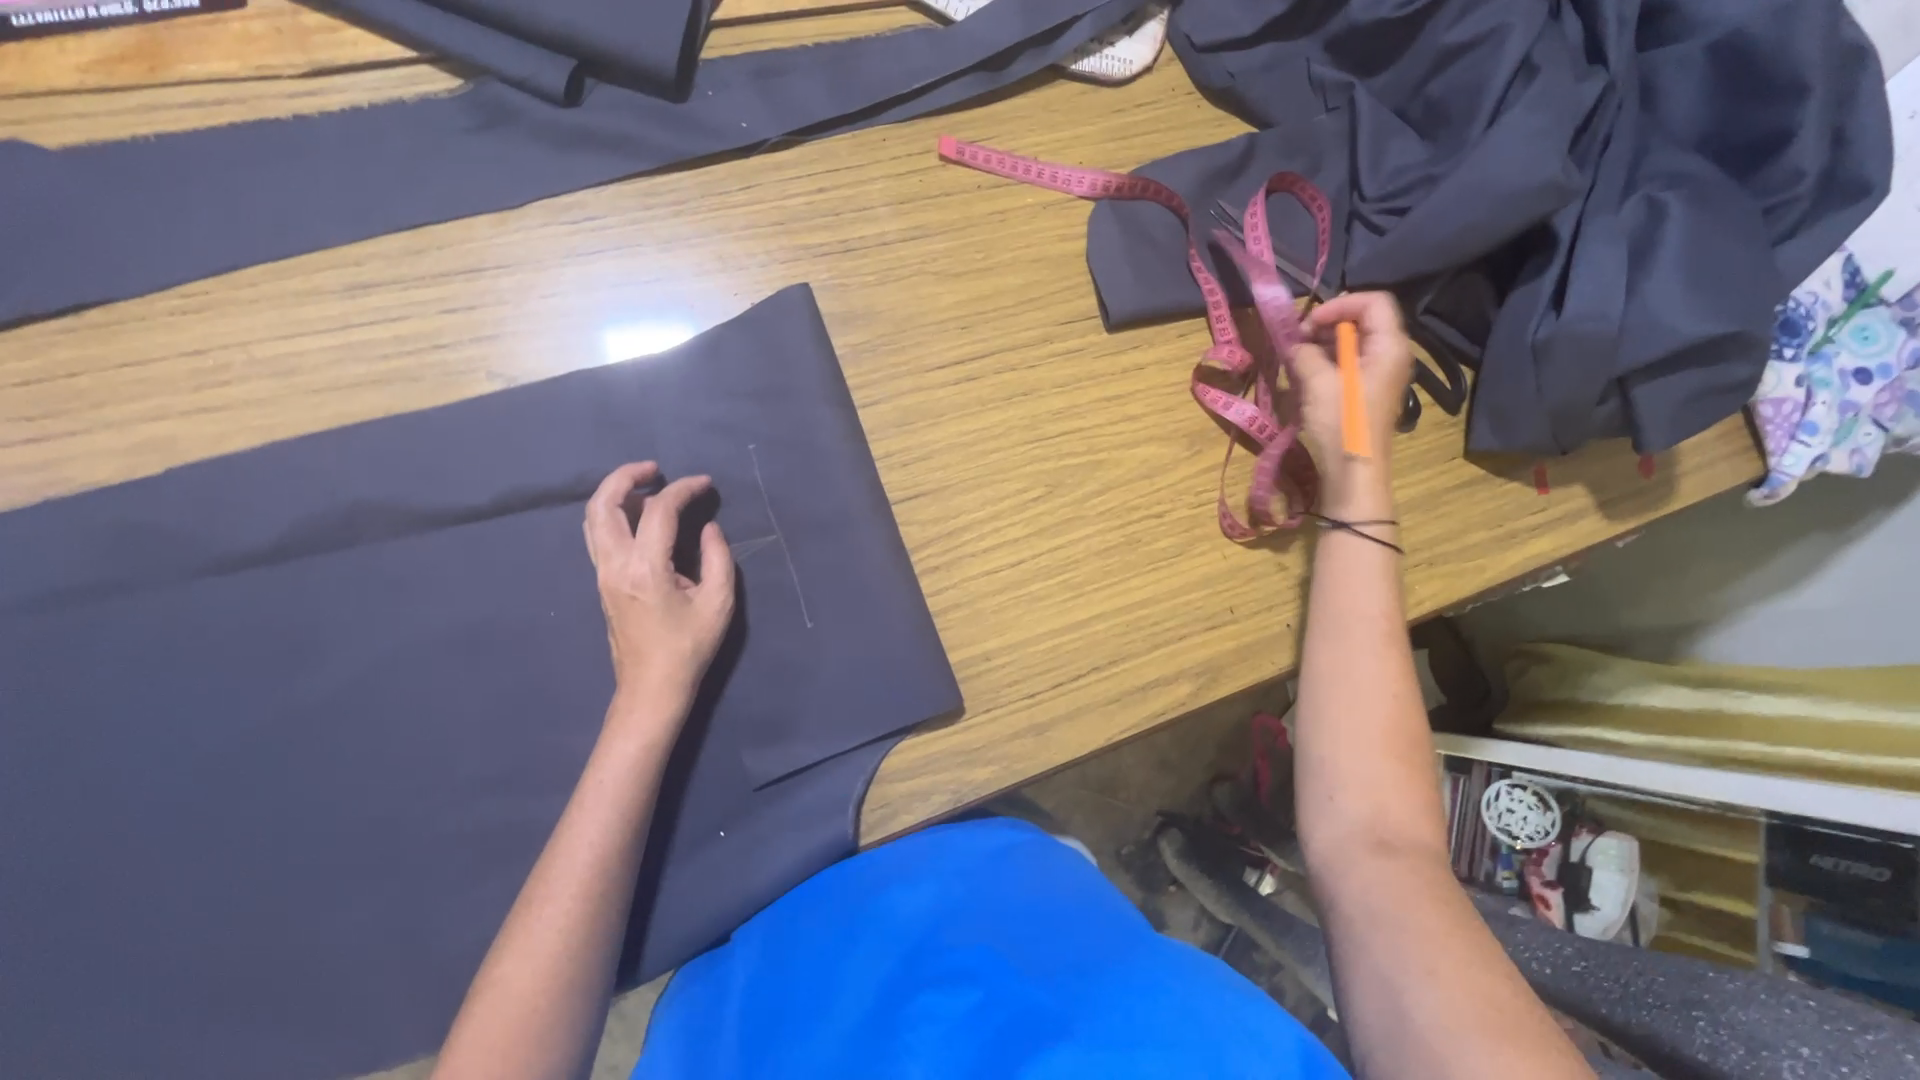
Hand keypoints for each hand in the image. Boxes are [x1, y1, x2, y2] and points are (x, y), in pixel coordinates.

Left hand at [583, 462, 735, 711]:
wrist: (652, 687)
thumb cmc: (689, 648)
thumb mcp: (719, 603)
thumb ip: (717, 558)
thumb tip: (708, 528)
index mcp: (645, 569)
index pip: (659, 511)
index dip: (684, 489)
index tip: (705, 484)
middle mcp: (614, 565)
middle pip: (604, 504)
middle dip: (627, 476)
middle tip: (656, 469)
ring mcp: (602, 574)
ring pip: (593, 519)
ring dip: (615, 494)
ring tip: (646, 488)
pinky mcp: (602, 583)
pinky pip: (599, 535)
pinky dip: (614, 514)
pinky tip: (640, 517)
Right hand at [1294, 291, 1416, 517]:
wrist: (1354, 474)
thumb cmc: (1342, 424)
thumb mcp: (1318, 382)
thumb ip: (1306, 353)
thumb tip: (1297, 345)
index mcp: (1389, 346)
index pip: (1373, 301)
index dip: (1339, 304)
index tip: (1308, 323)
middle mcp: (1391, 355)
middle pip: (1362, 320)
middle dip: (1326, 324)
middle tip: (1296, 340)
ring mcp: (1379, 375)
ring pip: (1353, 343)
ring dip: (1322, 345)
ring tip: (1295, 359)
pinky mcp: (1366, 392)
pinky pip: (1348, 365)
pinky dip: (1326, 363)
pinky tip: (1304, 376)